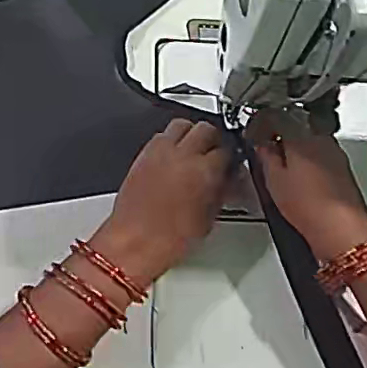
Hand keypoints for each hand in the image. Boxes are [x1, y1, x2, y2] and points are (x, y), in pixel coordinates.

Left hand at [89, 119, 231, 282]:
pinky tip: (173, 154)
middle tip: (216, 151)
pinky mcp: (143, 155)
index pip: (228, 150)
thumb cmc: (166, 239)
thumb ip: (221, 193)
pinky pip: (161, 136)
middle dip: (215, 139)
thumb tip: (226, 183)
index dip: (232, 157)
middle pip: (206, 129)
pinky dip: (170, 140)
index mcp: (205, 170)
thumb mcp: (208, 219)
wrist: (134, 243)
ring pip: (182, 124)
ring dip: (191, 133)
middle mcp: (183, 155)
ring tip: (195, 146)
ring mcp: (161, 152)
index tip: (231, 164)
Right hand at [246, 112, 366, 260]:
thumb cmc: (311, 207)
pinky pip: (319, 152)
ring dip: (293, 144)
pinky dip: (307, 156)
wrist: (342, 229)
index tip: (252, 131)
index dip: (259, 122)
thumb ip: (265, 156)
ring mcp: (334, 151)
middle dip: (277, 131)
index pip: (276, 116)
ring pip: (308, 137)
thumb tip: (262, 146)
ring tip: (279, 162)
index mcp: (301, 135)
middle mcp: (321, 137)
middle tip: (263, 144)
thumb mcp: (274, 180)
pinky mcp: (342, 167)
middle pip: (294, 123)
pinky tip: (298, 174)